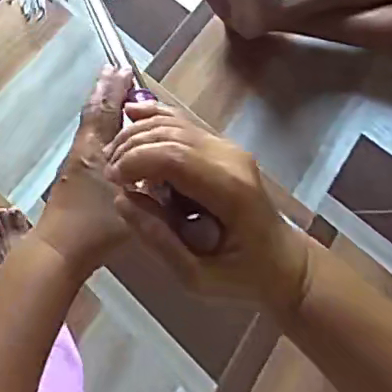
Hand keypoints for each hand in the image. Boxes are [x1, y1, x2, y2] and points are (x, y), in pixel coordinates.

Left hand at [27, 65, 132, 276]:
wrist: (58, 249)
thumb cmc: (96, 225)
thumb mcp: (132, 201)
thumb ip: (147, 180)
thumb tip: (160, 160)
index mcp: (96, 148)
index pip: (106, 108)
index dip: (116, 88)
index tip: (124, 68)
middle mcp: (83, 148)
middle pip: (94, 110)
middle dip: (106, 90)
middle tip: (115, 69)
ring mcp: (75, 162)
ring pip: (90, 124)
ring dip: (102, 105)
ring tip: (112, 93)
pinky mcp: (72, 176)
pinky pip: (90, 137)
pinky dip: (99, 125)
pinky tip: (108, 136)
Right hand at [103, 100, 310, 310]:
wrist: (282, 262)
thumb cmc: (241, 276)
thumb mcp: (197, 278)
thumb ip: (158, 240)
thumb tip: (122, 199)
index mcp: (229, 190)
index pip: (173, 156)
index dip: (136, 160)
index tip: (112, 180)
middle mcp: (230, 158)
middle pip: (170, 135)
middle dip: (132, 146)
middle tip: (109, 171)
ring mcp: (227, 146)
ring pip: (173, 123)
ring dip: (139, 133)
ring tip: (115, 157)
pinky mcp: (221, 144)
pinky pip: (182, 123)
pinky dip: (155, 116)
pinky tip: (132, 113)